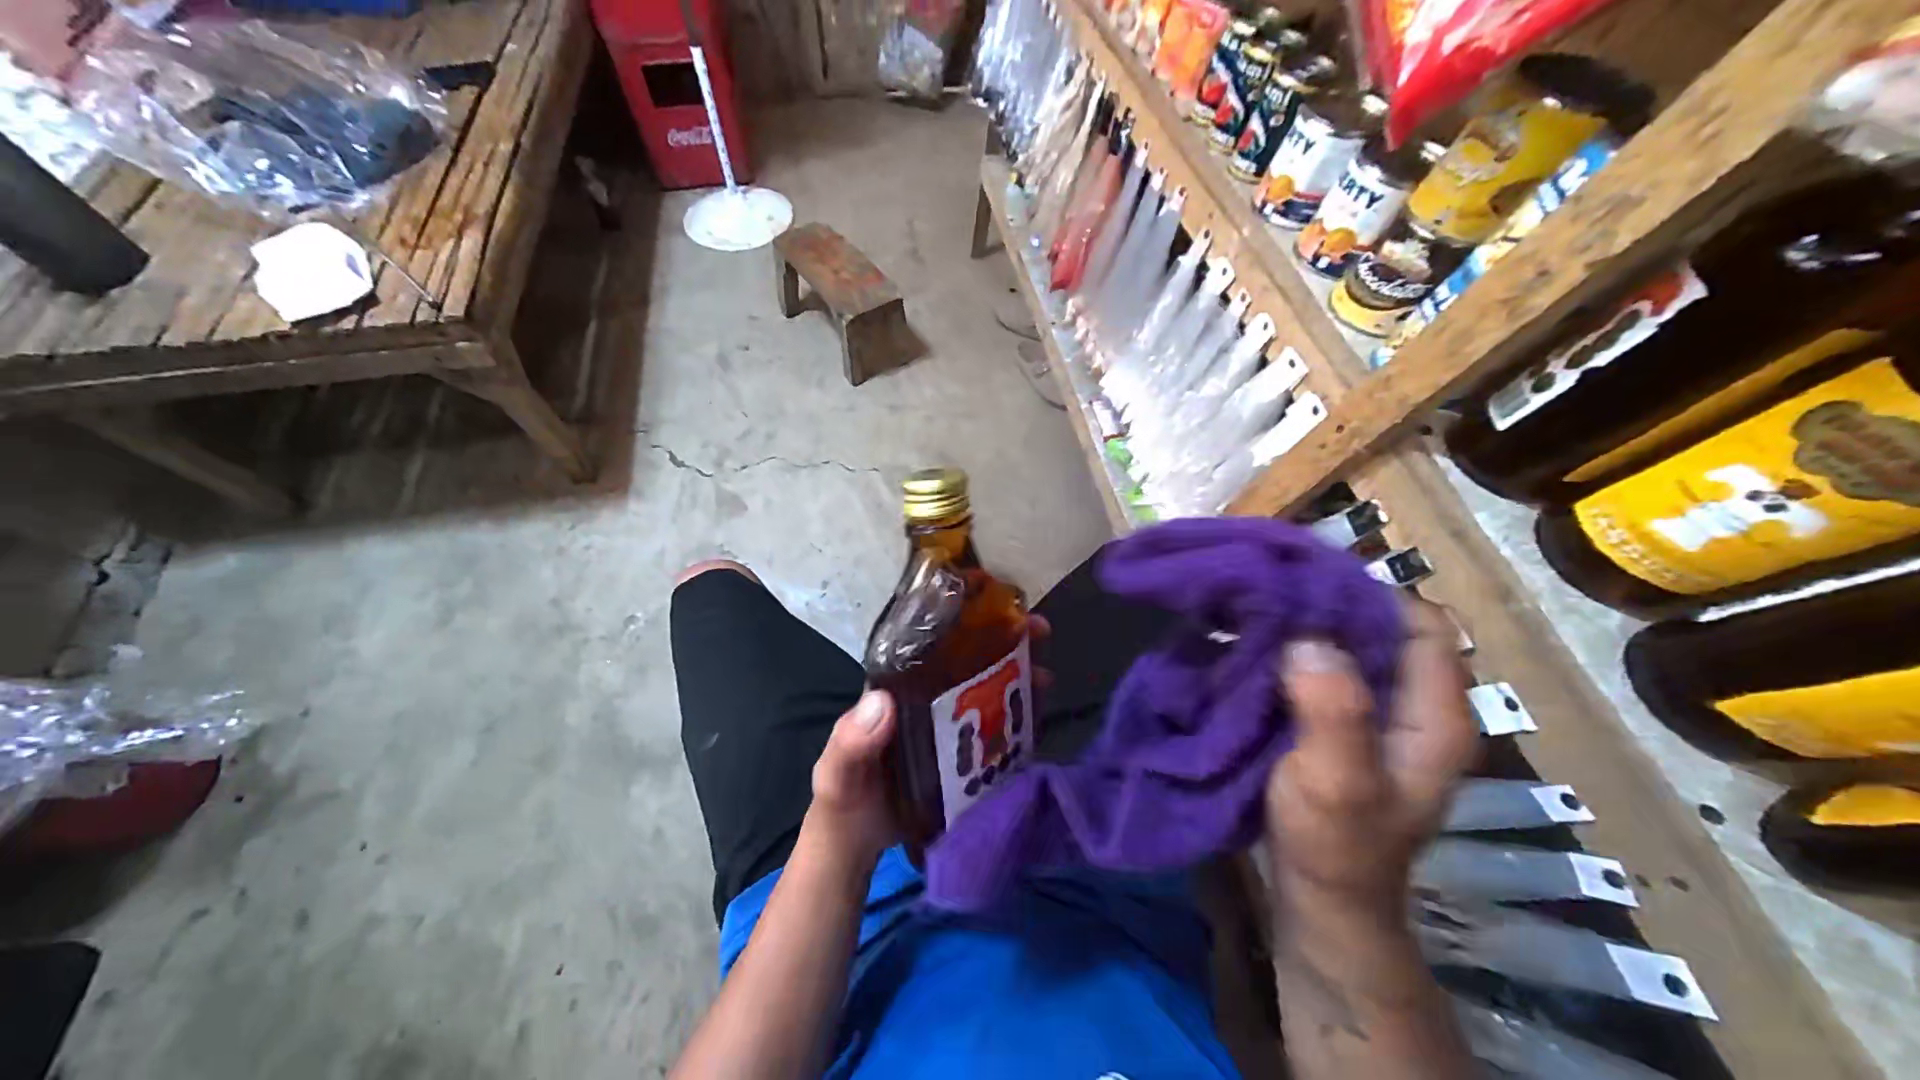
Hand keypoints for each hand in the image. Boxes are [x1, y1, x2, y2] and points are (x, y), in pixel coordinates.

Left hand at [805, 615, 1050, 864]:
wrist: (854, 852)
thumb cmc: (842, 803)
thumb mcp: (836, 773)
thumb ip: (850, 743)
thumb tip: (882, 702)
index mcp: (894, 691)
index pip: (932, 645)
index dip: (964, 623)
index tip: (996, 606)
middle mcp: (924, 701)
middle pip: (969, 663)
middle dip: (1004, 642)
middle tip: (1039, 631)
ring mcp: (948, 731)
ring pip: (988, 693)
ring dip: (1019, 678)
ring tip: (1047, 675)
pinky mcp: (966, 761)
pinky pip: (997, 733)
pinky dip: (1020, 722)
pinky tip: (1041, 716)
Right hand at [1264, 601, 1477, 924]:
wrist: (1320, 898)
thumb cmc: (1336, 843)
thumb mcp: (1338, 779)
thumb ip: (1334, 708)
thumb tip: (1309, 637)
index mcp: (1435, 714)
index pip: (1422, 624)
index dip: (1369, 594)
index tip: (1304, 580)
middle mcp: (1413, 704)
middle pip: (1382, 628)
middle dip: (1327, 603)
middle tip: (1268, 585)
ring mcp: (1375, 714)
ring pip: (1347, 646)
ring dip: (1304, 626)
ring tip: (1252, 605)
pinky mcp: (1339, 722)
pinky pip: (1320, 669)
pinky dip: (1290, 651)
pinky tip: (1250, 643)